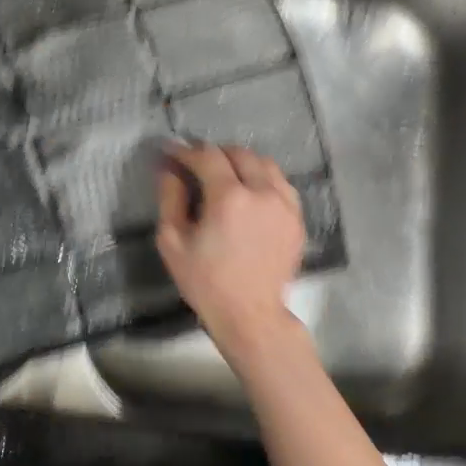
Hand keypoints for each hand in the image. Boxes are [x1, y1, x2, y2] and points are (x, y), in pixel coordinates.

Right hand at [156, 145, 305, 341]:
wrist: (249, 314)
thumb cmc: (205, 281)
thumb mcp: (172, 241)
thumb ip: (170, 198)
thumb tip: (169, 168)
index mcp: (229, 198)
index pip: (207, 156)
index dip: (185, 150)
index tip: (171, 151)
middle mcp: (262, 193)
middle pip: (240, 153)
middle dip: (215, 152)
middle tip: (196, 163)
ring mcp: (285, 205)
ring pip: (265, 164)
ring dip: (241, 162)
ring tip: (224, 174)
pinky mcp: (297, 219)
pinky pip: (281, 185)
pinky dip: (263, 179)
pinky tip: (249, 193)